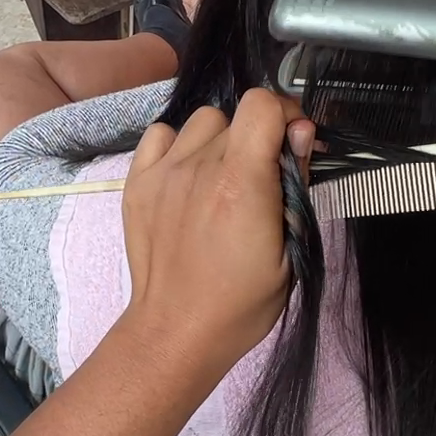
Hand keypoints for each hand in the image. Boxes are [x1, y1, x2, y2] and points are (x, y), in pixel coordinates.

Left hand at [119, 89, 314, 374]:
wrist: (176, 330)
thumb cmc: (241, 302)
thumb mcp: (289, 251)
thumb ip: (294, 184)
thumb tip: (299, 132)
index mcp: (240, 184)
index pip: (261, 105)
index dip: (284, 115)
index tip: (292, 143)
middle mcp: (197, 168)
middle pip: (235, 118)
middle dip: (257, 140)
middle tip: (259, 181)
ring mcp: (161, 173)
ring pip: (200, 122)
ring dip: (219, 141)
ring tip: (221, 179)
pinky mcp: (136, 183)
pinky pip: (159, 135)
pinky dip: (177, 146)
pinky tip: (187, 176)